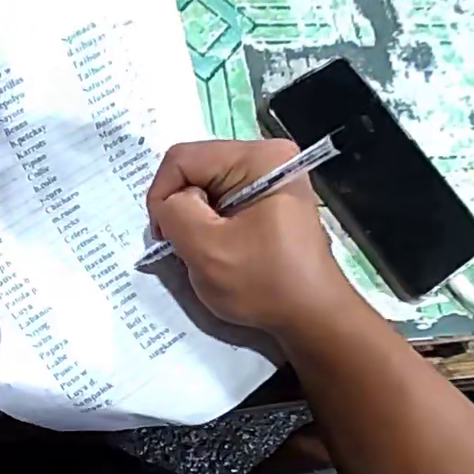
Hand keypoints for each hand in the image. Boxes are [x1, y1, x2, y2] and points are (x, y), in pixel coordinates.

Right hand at [147, 139, 364, 342]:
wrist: (311, 316)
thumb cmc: (262, 284)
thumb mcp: (206, 249)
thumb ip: (175, 213)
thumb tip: (169, 203)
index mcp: (258, 157)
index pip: (182, 159)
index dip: (162, 196)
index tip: (165, 237)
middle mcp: (268, 156)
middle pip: (196, 170)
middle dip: (181, 208)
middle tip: (186, 248)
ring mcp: (271, 177)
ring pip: (206, 188)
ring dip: (195, 221)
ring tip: (206, 252)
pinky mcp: (271, 199)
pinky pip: (223, 201)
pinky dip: (211, 226)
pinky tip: (221, 250)